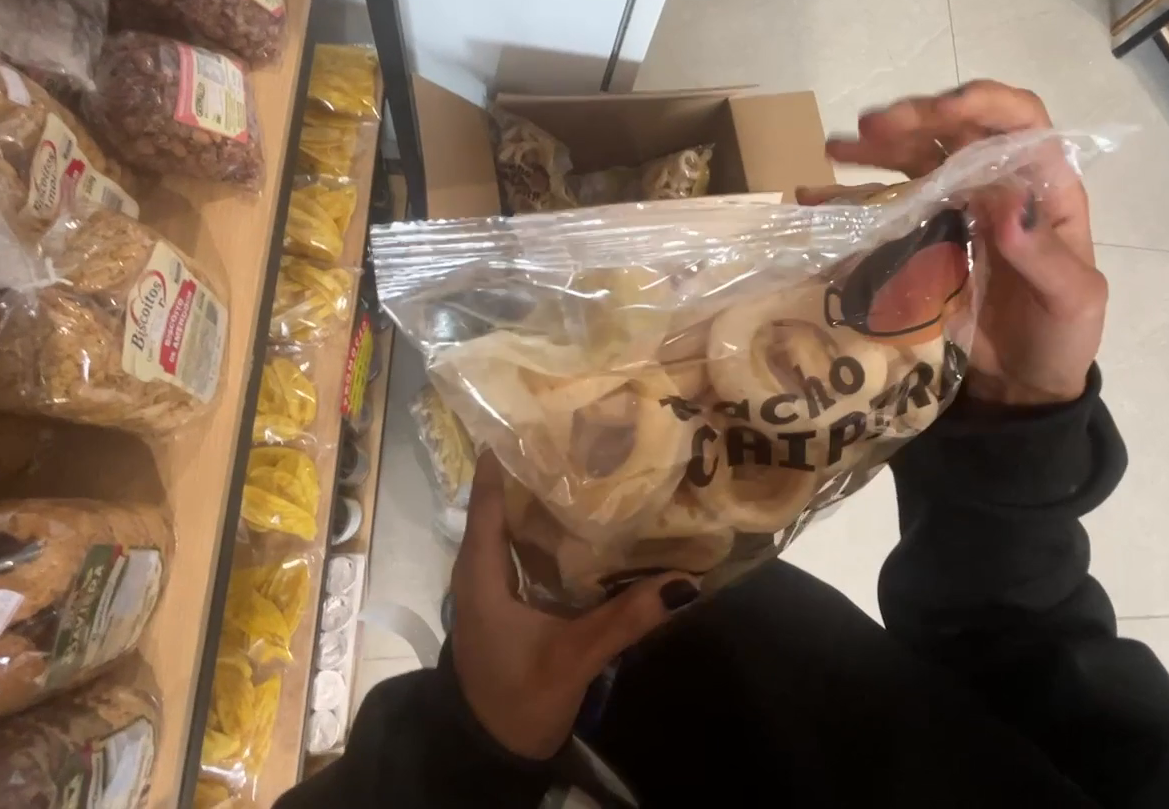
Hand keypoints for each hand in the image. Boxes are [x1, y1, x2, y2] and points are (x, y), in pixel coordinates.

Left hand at [450, 454, 700, 759]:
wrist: (489, 754)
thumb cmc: (515, 699)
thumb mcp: (572, 658)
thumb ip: (625, 620)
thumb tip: (687, 581)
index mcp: (481, 569)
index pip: (489, 493)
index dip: (510, 451)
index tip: (545, 413)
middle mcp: (485, 563)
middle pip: (509, 498)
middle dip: (544, 464)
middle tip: (590, 428)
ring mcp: (500, 580)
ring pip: (524, 522)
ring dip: (554, 494)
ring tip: (598, 458)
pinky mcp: (517, 596)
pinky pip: (536, 546)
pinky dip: (561, 527)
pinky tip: (598, 517)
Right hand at [815, 80, 1105, 406]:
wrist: (1020, 384)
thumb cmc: (1057, 337)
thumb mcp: (1071, 302)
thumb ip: (1046, 259)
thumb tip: (1006, 208)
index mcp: (1043, 187)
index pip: (1019, 122)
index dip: (982, 105)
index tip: (941, 112)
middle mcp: (995, 185)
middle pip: (954, 131)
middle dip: (913, 120)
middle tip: (869, 128)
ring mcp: (954, 208)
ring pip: (914, 158)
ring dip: (875, 147)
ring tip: (836, 149)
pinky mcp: (920, 236)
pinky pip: (883, 207)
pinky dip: (849, 198)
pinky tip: (815, 196)